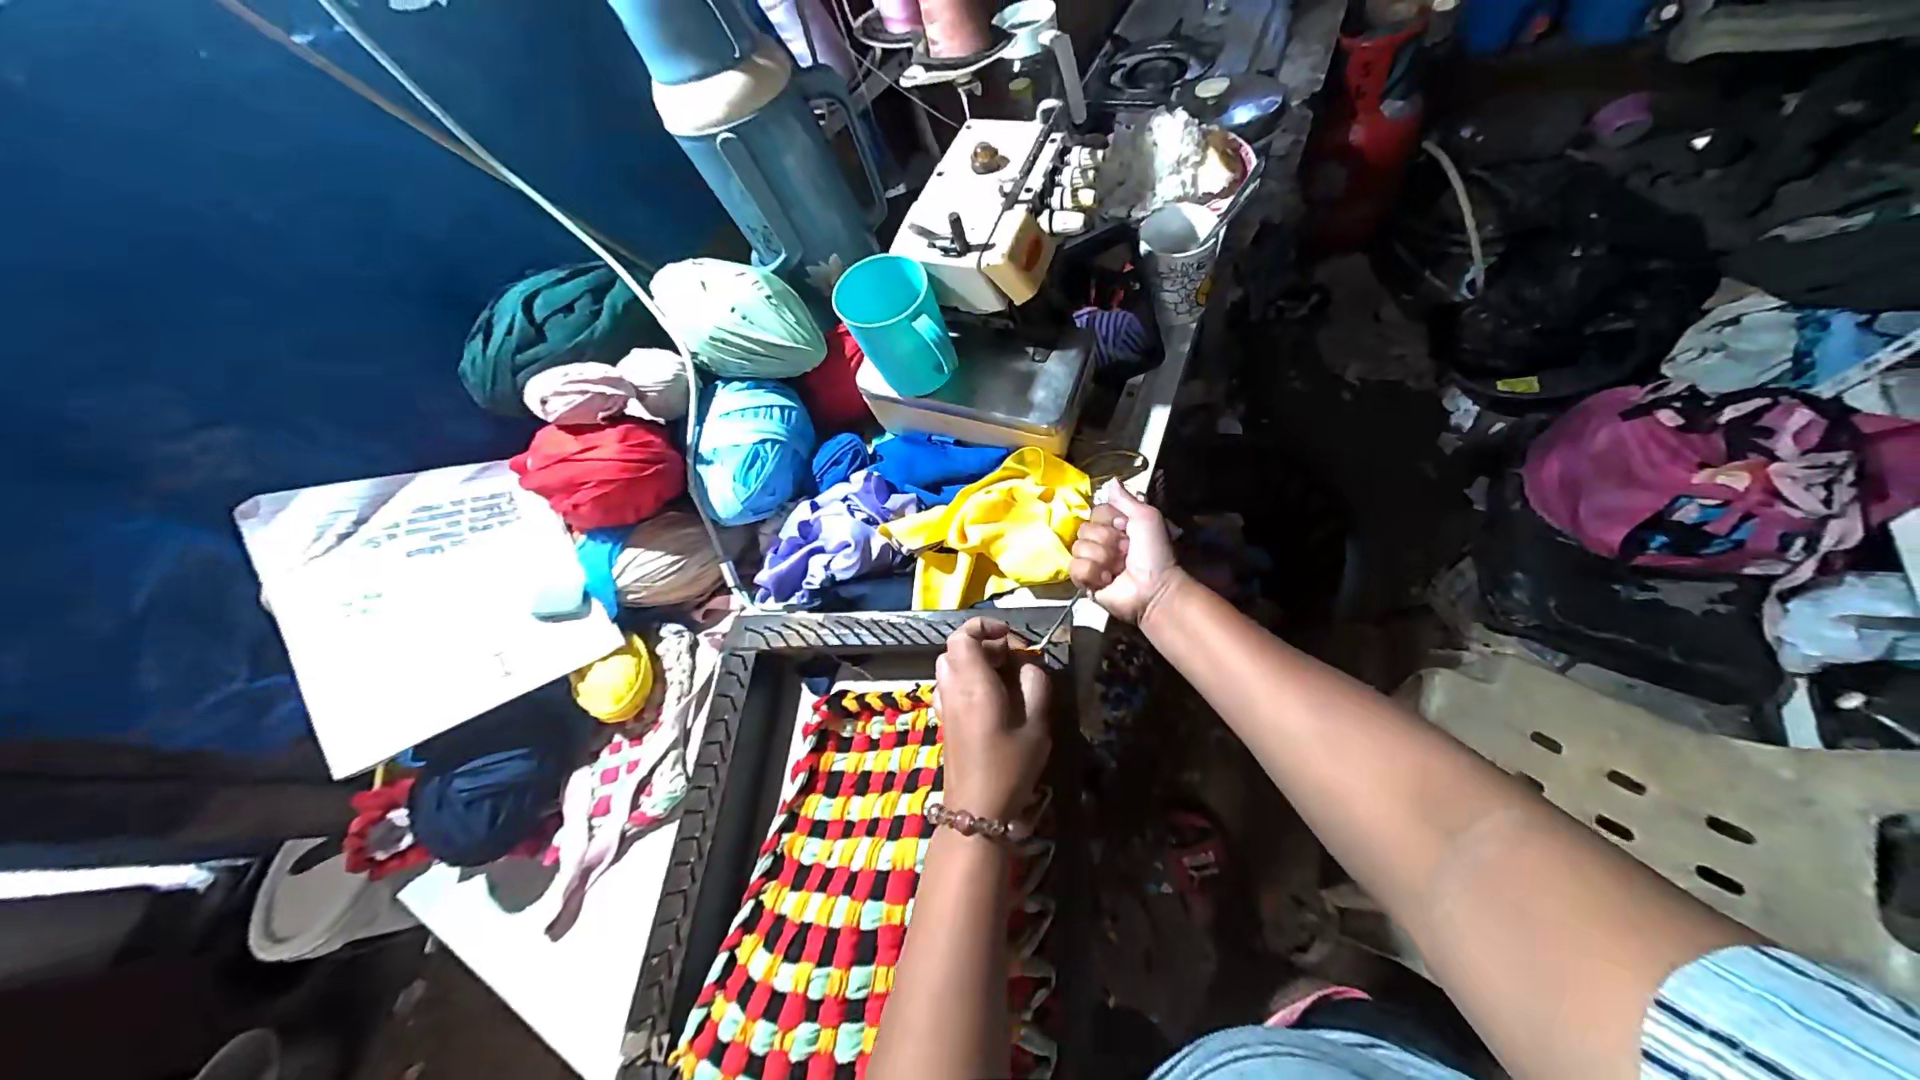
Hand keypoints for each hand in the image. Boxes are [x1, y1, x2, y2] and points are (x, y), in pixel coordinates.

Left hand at [933, 618, 1051, 821]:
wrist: (977, 808)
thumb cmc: (1009, 766)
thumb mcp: (1037, 724)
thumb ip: (1035, 684)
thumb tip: (1027, 663)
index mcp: (972, 682)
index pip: (963, 635)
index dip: (985, 626)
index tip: (1011, 637)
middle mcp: (952, 687)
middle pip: (955, 647)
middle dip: (983, 643)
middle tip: (1011, 659)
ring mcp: (943, 704)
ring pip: (950, 664)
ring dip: (974, 661)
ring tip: (1003, 677)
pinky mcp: (943, 719)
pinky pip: (949, 684)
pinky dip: (966, 679)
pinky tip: (989, 698)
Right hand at [1069, 482, 1181, 625]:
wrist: (1154, 587)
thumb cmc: (1154, 553)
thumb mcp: (1146, 518)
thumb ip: (1126, 499)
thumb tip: (1111, 481)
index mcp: (1114, 526)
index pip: (1095, 512)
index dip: (1110, 520)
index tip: (1127, 529)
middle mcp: (1101, 542)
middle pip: (1085, 529)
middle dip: (1107, 540)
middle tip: (1126, 551)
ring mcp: (1091, 561)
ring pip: (1079, 548)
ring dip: (1103, 558)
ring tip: (1118, 568)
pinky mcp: (1084, 581)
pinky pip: (1075, 568)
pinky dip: (1093, 572)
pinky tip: (1107, 579)